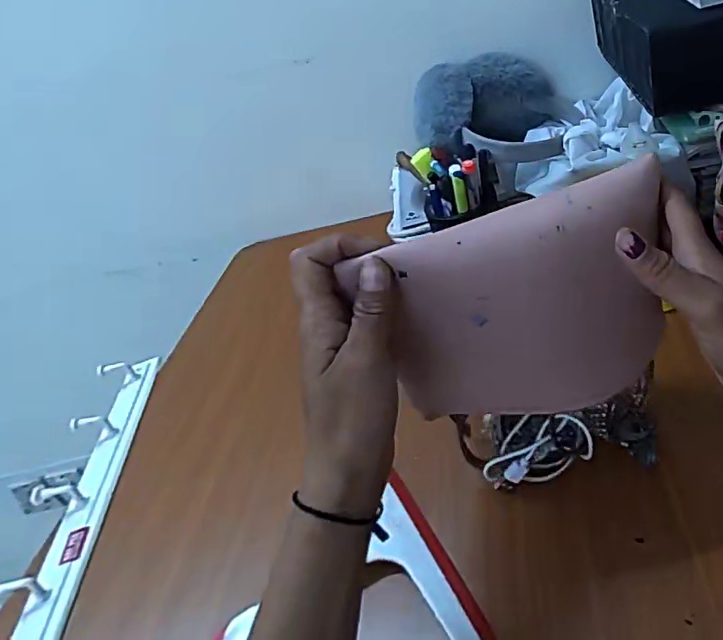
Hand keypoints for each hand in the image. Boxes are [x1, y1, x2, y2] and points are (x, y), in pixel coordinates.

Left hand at [288, 233, 399, 517]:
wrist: (348, 475)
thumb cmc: (353, 419)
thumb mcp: (367, 359)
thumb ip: (371, 309)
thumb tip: (375, 262)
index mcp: (316, 320)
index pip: (308, 261)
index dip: (340, 246)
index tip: (378, 256)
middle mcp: (323, 323)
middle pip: (333, 272)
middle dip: (368, 262)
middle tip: (405, 273)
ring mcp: (338, 341)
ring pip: (353, 294)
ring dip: (380, 286)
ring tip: (413, 292)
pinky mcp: (355, 356)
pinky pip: (367, 317)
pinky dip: (387, 309)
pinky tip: (411, 318)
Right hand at [614, 184, 722, 437]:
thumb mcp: (705, 304)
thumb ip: (664, 271)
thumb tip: (621, 234)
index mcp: (700, 252)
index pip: (673, 202)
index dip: (648, 179)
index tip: (612, 167)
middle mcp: (695, 262)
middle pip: (662, 221)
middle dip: (633, 204)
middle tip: (590, 200)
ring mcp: (693, 287)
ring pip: (658, 250)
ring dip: (633, 237)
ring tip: (592, 230)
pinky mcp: (689, 311)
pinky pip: (658, 280)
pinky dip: (637, 271)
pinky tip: (614, 276)